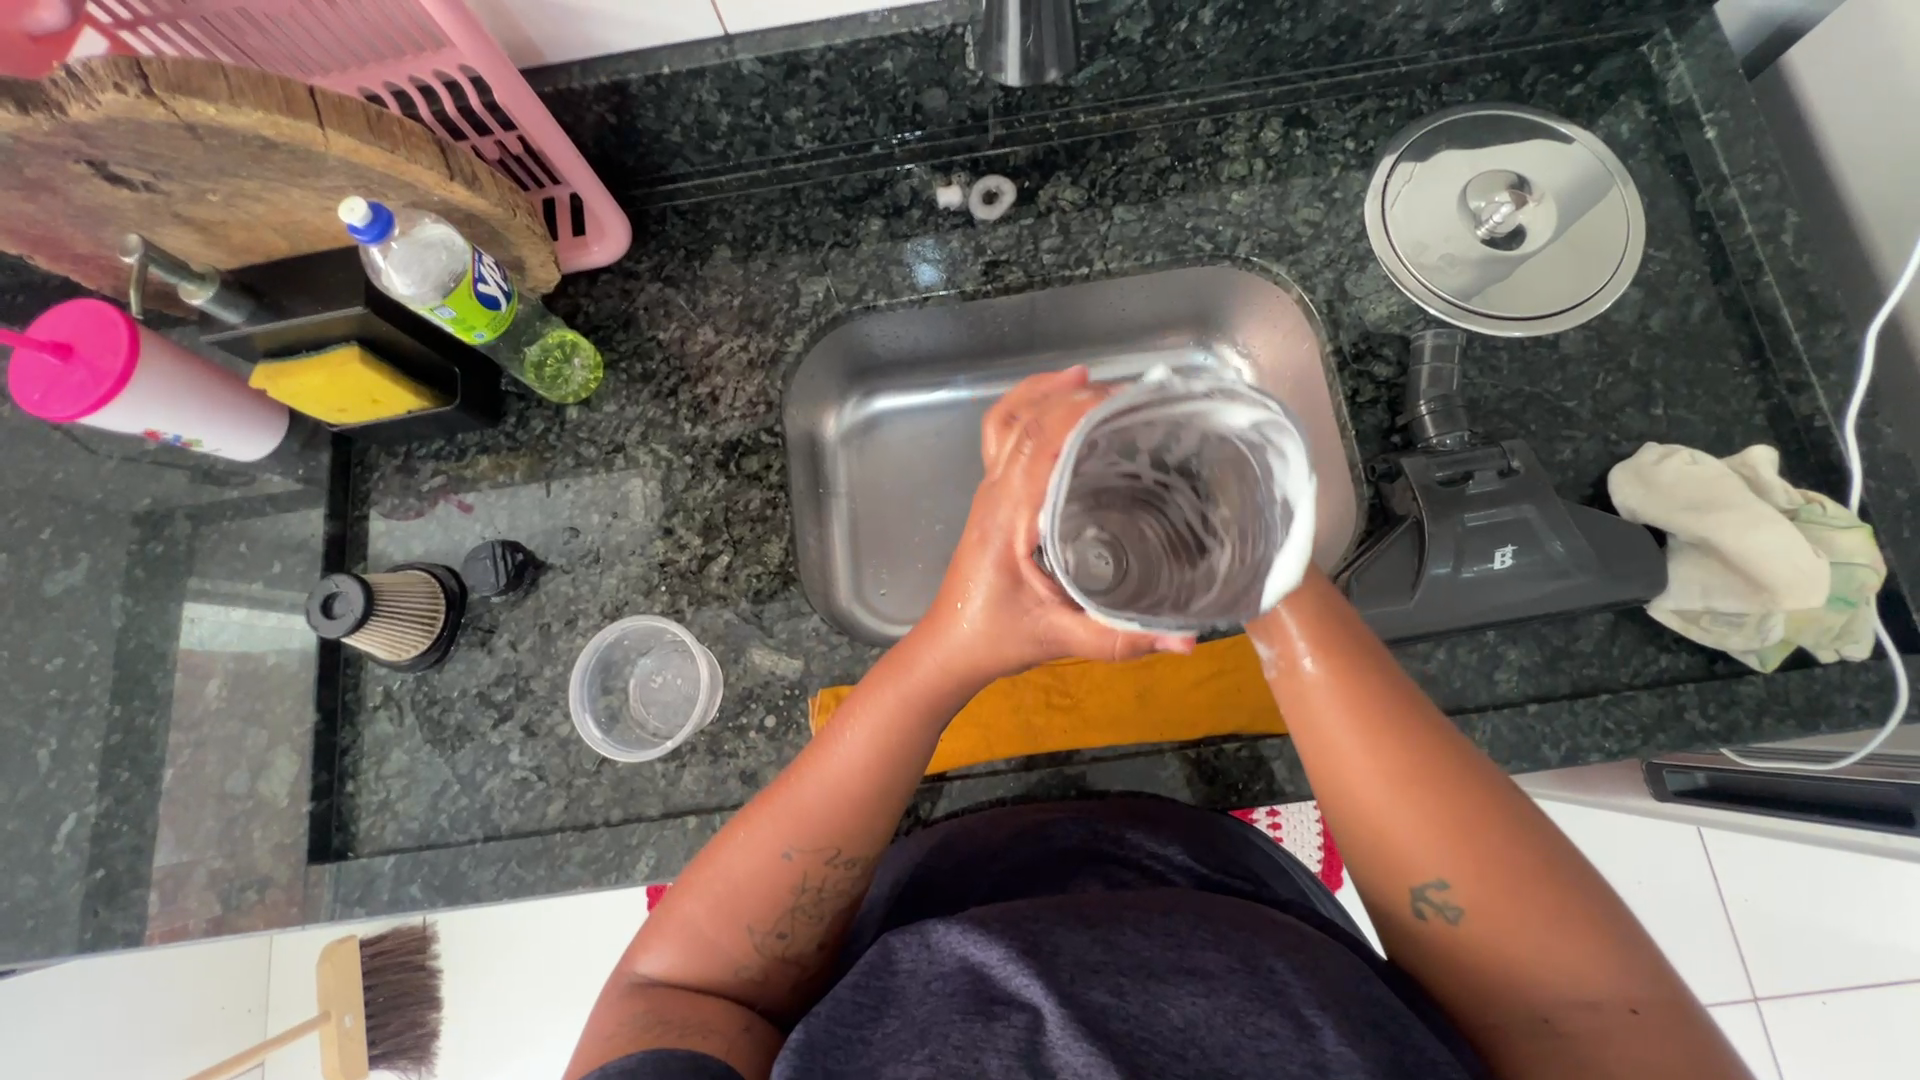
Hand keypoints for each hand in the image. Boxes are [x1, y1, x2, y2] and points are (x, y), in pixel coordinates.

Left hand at [910, 367, 1195, 684]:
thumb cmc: (998, 638)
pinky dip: (1025, 407)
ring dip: (1048, 394)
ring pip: (1009, 421)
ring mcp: (988, 489)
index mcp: (1010, 517)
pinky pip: (1001, 436)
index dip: (1082, 414)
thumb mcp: (1064, 639)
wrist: (953, 644)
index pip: (1040, 444)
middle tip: (1133, 395)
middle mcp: (995, 492)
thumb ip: (1124, 638)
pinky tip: (1055, 401)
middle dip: (1078, 399)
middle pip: (1028, 422)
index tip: (1129, 403)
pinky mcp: (991, 494)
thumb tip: (1187, 641)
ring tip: (1094, 382)